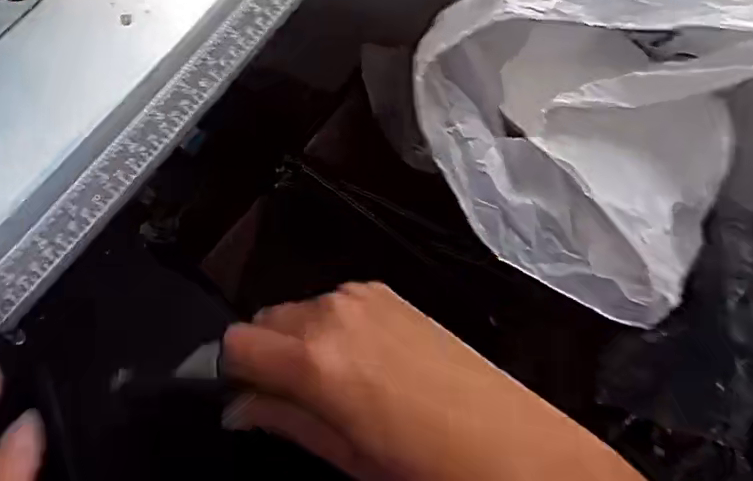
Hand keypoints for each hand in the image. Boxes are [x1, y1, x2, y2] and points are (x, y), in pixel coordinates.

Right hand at [222, 283, 640, 480]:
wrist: (520, 448)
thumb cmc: (432, 468)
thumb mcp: (351, 460)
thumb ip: (285, 422)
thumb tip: (239, 410)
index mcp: (316, 357)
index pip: (237, 342)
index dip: (233, 370)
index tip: (242, 395)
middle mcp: (330, 311)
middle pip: (264, 319)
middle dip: (266, 355)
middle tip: (294, 401)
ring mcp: (359, 294)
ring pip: (298, 309)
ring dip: (298, 340)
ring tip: (337, 387)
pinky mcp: (384, 289)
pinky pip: (333, 302)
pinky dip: (330, 326)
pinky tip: (364, 363)